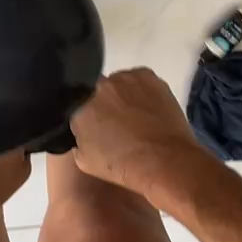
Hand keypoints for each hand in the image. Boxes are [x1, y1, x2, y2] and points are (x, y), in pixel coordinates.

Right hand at [70, 69, 217, 202]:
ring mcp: (124, 77)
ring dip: (123, 94)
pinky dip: (142, 90)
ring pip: (119, 82)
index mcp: (79, 105)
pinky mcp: (147, 75)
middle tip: (117, 121)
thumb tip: (82, 128)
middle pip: (97, 89)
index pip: (76, 103)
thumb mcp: (85, 160)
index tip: (97, 125)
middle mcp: (98, 85)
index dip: (88, 114)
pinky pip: (139, 79)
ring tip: (137, 115)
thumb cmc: (123, 166)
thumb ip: (78, 137)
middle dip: (105, 102)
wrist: (165, 162)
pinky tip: (149, 108)